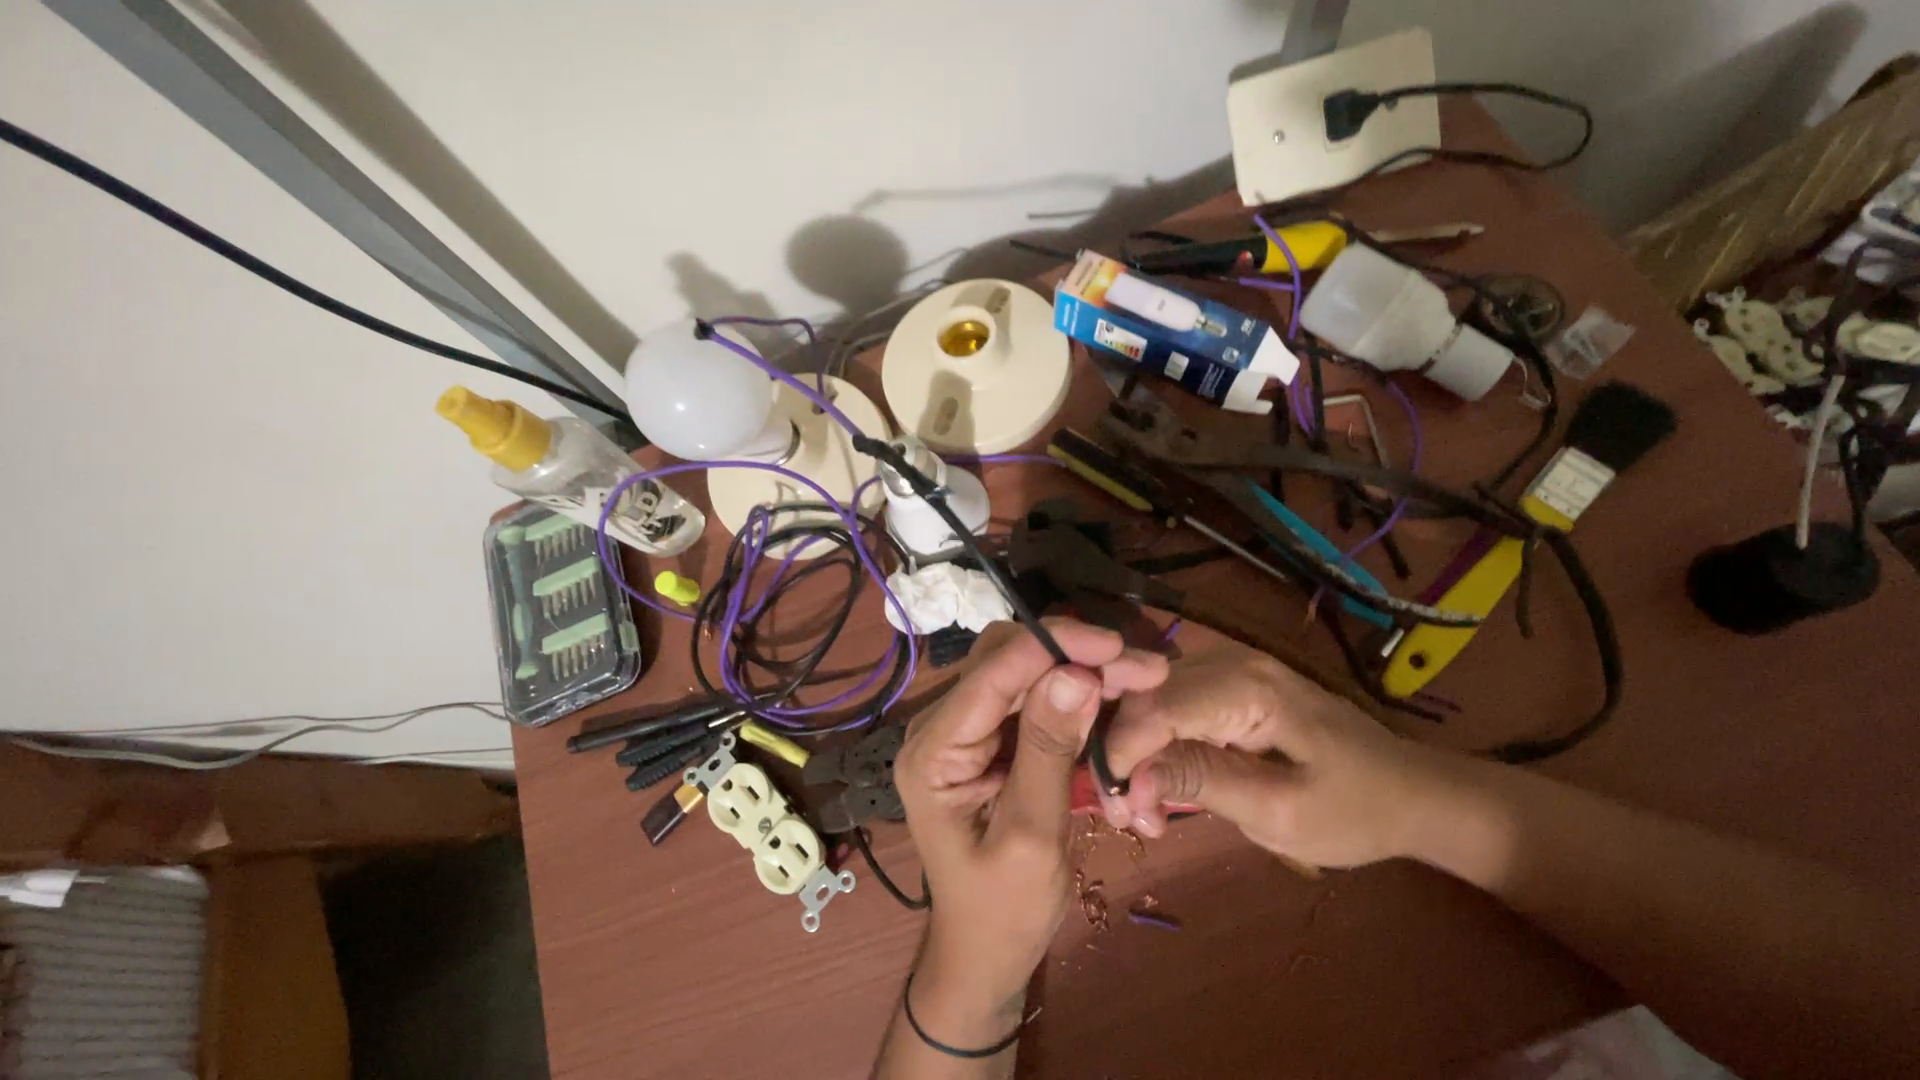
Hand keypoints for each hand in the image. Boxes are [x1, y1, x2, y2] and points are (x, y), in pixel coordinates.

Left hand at [893, 618, 1167, 1041]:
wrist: (985, 948)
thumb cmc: (1004, 909)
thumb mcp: (1032, 835)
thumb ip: (1049, 750)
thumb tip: (1076, 672)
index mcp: (933, 752)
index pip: (992, 673)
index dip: (1053, 646)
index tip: (1117, 646)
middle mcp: (939, 727)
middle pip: (1005, 660)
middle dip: (1072, 654)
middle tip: (1142, 668)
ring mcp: (963, 730)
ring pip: (1022, 670)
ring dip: (1079, 667)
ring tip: (1141, 677)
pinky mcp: (988, 739)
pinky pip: (1031, 697)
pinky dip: (1074, 692)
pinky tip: (1116, 695)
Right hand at [1097, 642, 1448, 869]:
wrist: (1412, 792)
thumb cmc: (1356, 809)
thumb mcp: (1280, 813)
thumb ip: (1203, 785)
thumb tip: (1132, 780)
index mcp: (1249, 688)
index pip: (1156, 707)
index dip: (1124, 755)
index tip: (1121, 810)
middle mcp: (1231, 662)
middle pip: (1146, 698)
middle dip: (1125, 756)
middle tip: (1130, 816)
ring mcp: (1231, 668)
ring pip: (1152, 699)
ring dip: (1138, 752)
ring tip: (1146, 807)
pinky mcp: (1232, 685)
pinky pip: (1174, 704)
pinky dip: (1159, 744)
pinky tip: (1163, 783)